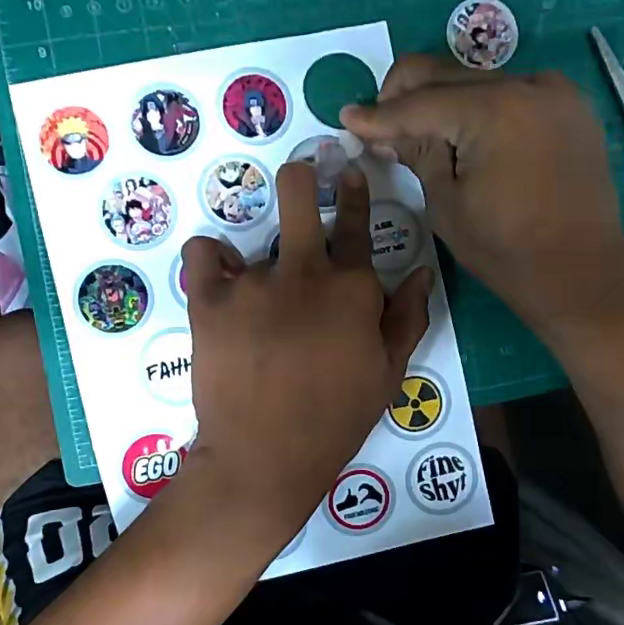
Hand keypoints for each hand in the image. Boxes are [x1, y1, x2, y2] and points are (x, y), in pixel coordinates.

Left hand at [180, 162, 432, 537]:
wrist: (267, 454)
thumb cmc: (338, 417)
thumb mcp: (389, 373)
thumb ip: (408, 317)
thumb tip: (421, 272)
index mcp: (353, 288)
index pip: (357, 224)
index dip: (354, 192)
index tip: (348, 170)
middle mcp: (304, 272)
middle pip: (298, 193)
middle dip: (302, 174)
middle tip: (302, 171)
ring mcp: (253, 282)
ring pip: (253, 239)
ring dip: (262, 261)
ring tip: (259, 300)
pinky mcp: (209, 300)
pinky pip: (203, 253)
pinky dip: (211, 261)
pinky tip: (221, 282)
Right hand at [340, 54, 623, 338]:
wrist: (581, 276)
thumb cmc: (508, 252)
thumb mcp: (448, 206)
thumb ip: (418, 155)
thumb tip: (381, 129)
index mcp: (495, 109)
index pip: (421, 103)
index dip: (380, 114)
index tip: (348, 117)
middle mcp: (529, 84)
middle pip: (450, 75)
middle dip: (408, 98)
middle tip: (380, 126)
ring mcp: (556, 94)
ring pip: (481, 82)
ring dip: (444, 101)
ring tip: (419, 134)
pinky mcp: (572, 110)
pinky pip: (513, 96)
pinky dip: (482, 110)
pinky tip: (464, 136)